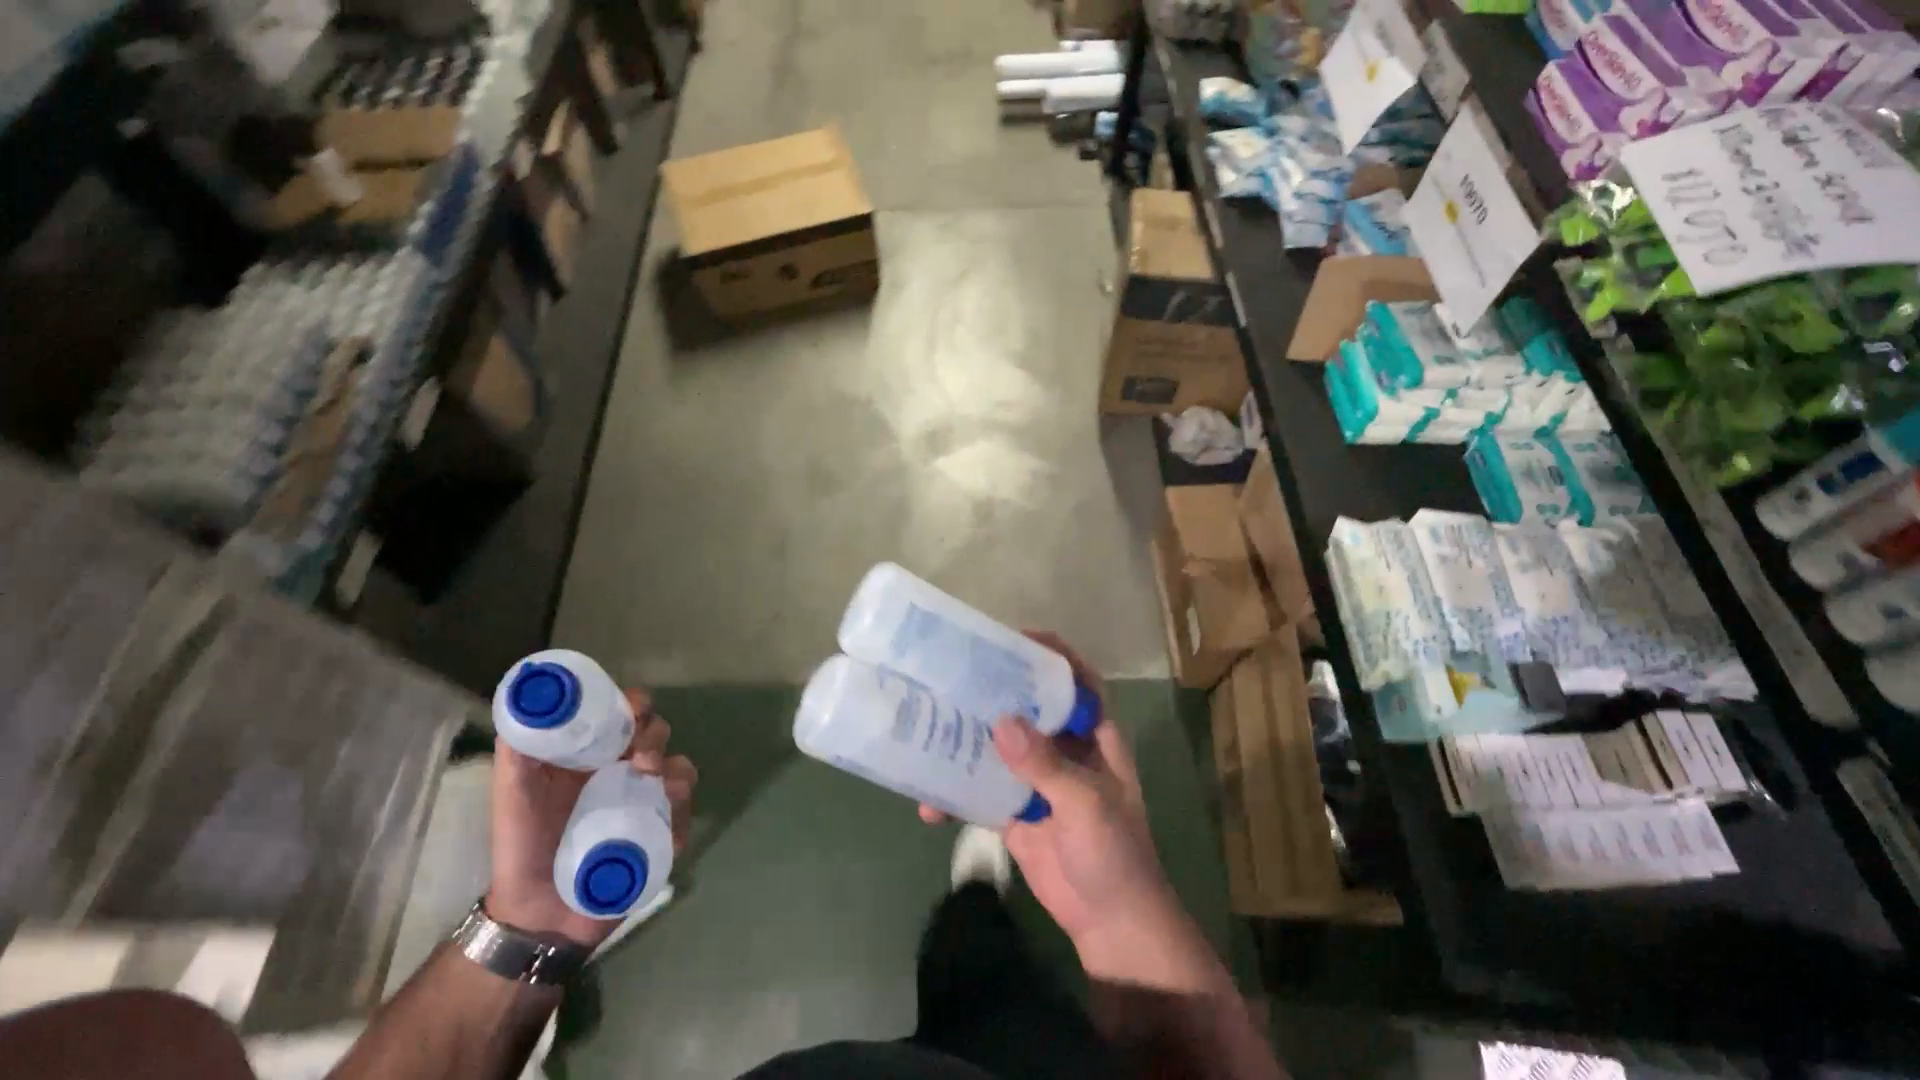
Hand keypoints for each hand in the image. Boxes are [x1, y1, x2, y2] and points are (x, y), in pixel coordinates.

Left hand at [487, 689, 695, 948]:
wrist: (538, 914)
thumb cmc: (522, 846)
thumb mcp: (511, 792)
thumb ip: (517, 750)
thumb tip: (528, 704)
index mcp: (594, 754)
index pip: (625, 713)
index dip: (636, 704)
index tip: (632, 711)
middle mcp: (625, 770)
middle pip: (658, 734)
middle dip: (656, 737)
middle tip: (641, 758)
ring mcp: (647, 803)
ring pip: (681, 770)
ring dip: (676, 772)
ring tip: (658, 788)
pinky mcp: (662, 837)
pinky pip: (685, 818)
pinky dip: (681, 817)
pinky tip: (665, 829)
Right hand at [917, 634, 1206, 986]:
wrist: (1111, 922)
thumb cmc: (1115, 854)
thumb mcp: (1086, 804)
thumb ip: (1045, 765)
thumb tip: (1001, 721)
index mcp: (1094, 737)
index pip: (1077, 681)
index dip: (1051, 656)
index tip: (1011, 639)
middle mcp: (1064, 750)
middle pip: (1028, 707)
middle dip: (993, 692)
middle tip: (949, 676)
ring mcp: (1037, 781)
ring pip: (997, 747)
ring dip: (965, 741)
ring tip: (924, 730)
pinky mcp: (1015, 812)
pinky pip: (980, 791)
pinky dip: (954, 795)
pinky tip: (928, 805)